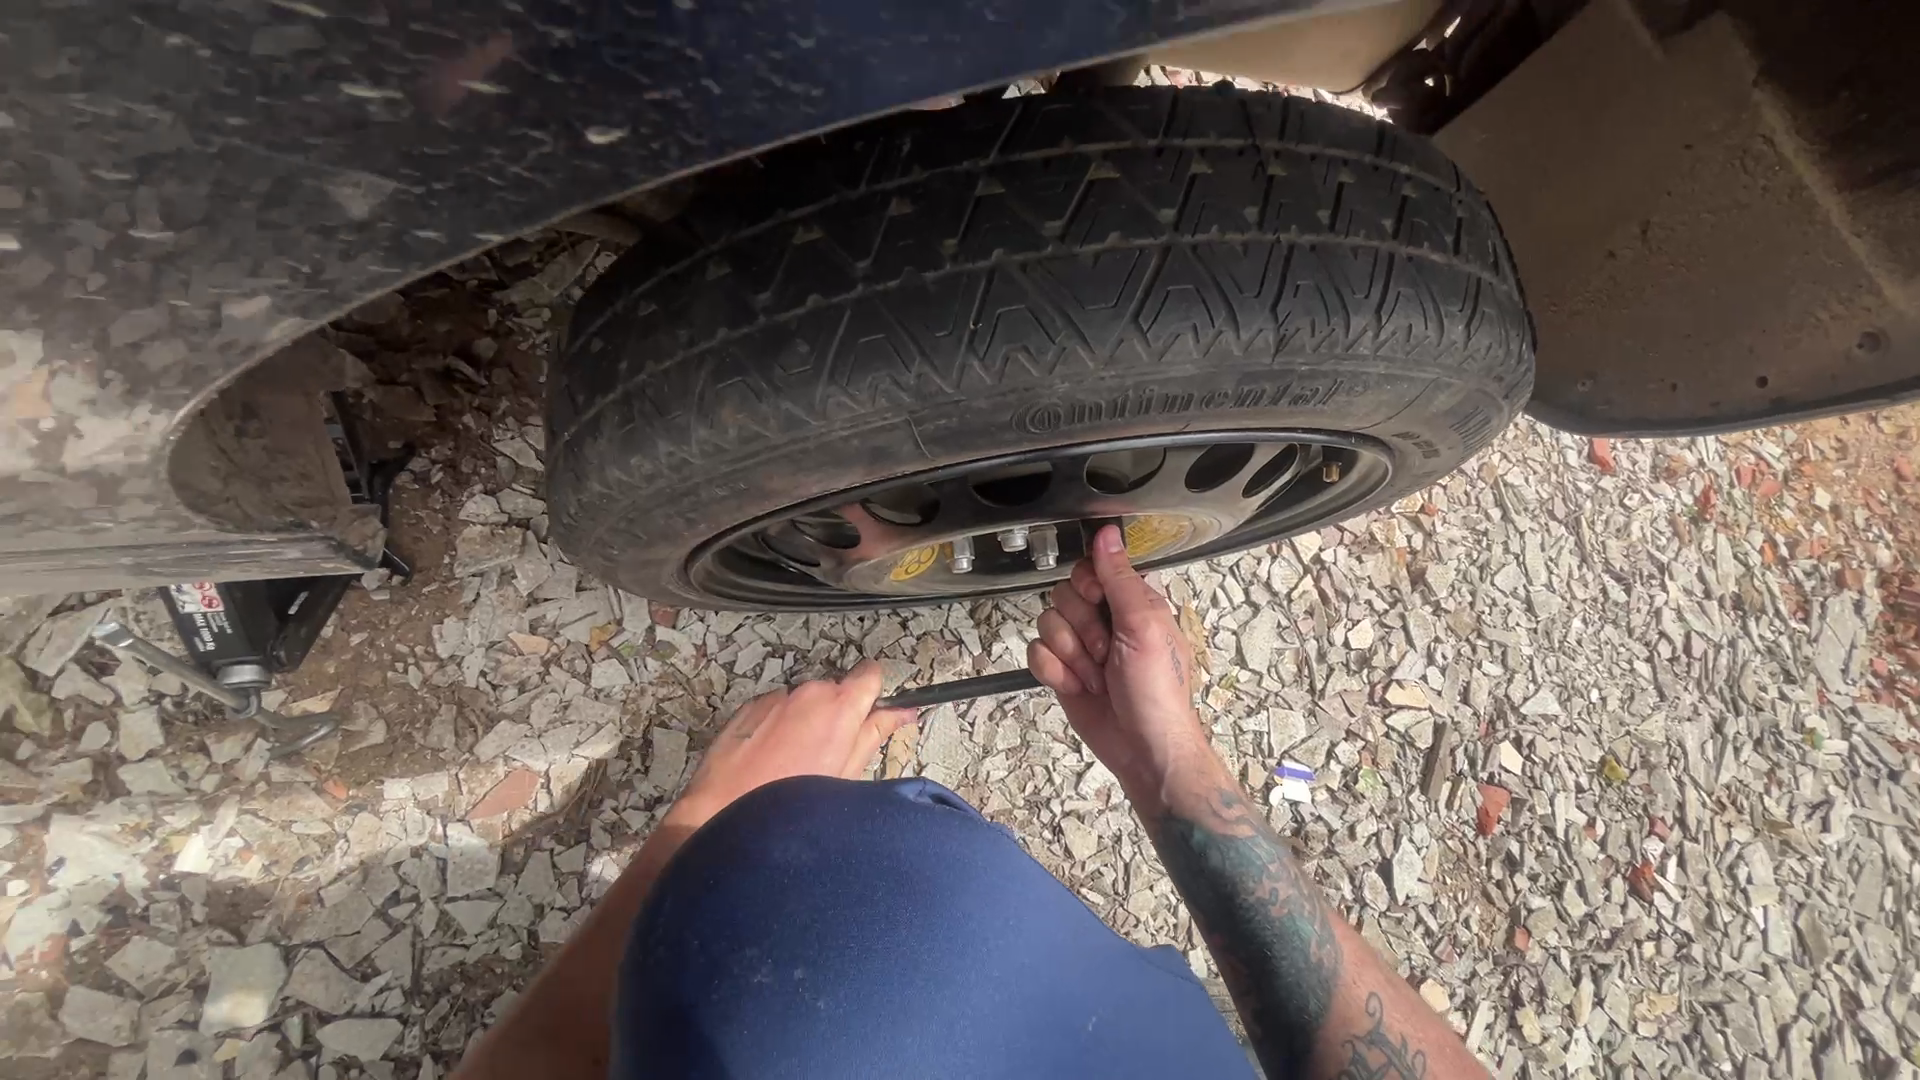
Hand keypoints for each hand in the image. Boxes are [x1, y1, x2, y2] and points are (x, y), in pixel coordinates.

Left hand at [665, 661, 917, 829]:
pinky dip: (778, 724)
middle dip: (838, 712)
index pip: (871, 674)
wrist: (724, 810)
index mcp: (841, 706)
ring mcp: (776, 696)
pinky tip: (770, 757)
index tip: (871, 712)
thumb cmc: (792, 801)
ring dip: (807, 718)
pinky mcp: (750, 705)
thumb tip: (903, 712)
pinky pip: (776, 707)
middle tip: (831, 752)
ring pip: (805, 699)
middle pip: (837, 689)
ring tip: (795, 760)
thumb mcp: (847, 773)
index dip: (873, 693)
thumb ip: (876, 733)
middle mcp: (809, 691)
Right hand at [1027, 525, 1220, 811]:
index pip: (1089, 569)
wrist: (1142, 748)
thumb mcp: (1144, 627)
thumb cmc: (1158, 691)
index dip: (1087, 588)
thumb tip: (1108, 534)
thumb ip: (1120, 579)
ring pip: (1046, 624)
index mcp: (1129, 602)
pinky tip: (1078, 686)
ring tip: (1096, 676)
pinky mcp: (1061, 670)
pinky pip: (1035, 654)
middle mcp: (1102, 620)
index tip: (1099, 606)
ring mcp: (1080, 646)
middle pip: (1062, 595)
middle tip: (1107, 653)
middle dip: (1081, 629)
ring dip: (1070, 655)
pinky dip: (1055, 673)